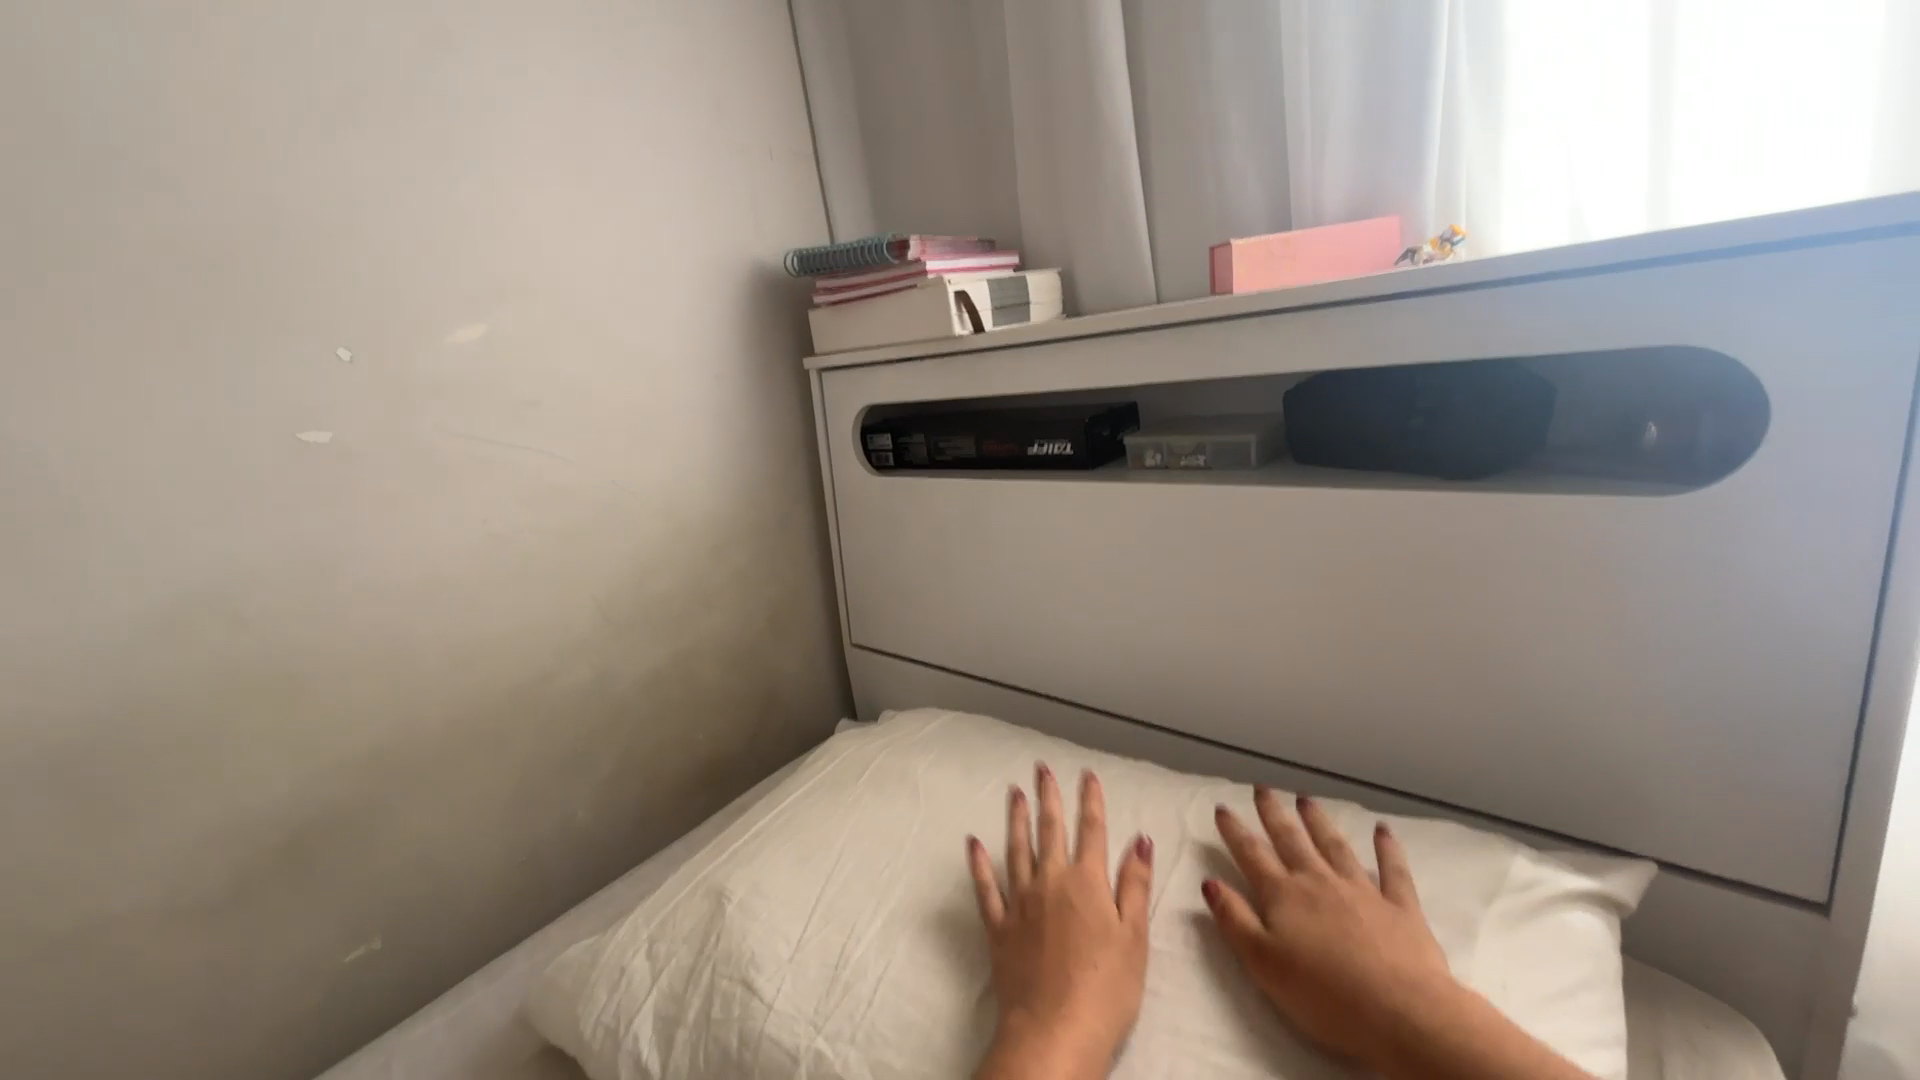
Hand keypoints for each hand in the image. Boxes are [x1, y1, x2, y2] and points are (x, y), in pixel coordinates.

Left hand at [967, 765, 1154, 1079]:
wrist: (1053, 1033)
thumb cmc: (1105, 990)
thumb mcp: (1134, 938)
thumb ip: (1135, 885)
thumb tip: (1141, 840)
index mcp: (1087, 883)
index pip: (1092, 831)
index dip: (1091, 801)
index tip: (1086, 774)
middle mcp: (1050, 883)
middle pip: (1050, 831)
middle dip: (1048, 797)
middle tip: (1041, 769)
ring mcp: (1020, 903)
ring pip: (1016, 849)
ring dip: (1016, 819)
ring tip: (1014, 792)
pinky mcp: (998, 927)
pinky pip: (986, 888)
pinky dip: (979, 864)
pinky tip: (973, 843)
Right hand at [1204, 788, 1455, 1070]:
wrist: (1401, 1012)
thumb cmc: (1323, 994)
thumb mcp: (1262, 962)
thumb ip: (1234, 919)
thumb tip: (1209, 881)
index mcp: (1283, 896)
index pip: (1251, 854)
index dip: (1234, 831)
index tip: (1223, 808)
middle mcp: (1319, 882)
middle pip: (1291, 840)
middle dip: (1274, 814)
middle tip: (1263, 789)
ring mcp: (1361, 890)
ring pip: (1335, 846)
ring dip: (1319, 822)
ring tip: (1306, 800)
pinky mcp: (1400, 907)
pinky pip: (1393, 870)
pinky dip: (1387, 848)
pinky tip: (1383, 830)